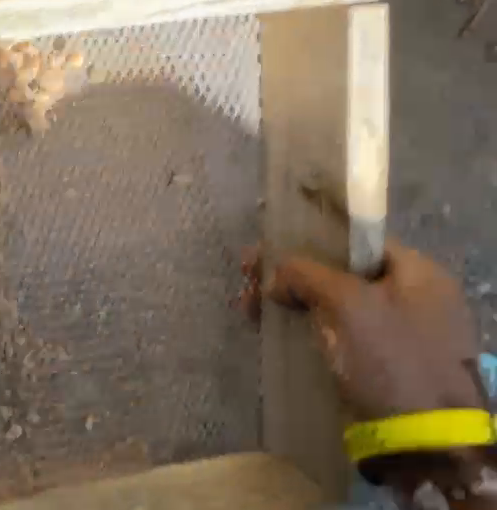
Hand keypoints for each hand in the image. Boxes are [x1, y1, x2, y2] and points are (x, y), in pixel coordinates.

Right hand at [266, 240, 483, 421]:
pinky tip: (264, 320)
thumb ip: (302, 271)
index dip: (307, 236)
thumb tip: (274, 276)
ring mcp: (397, 325)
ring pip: (326, 294)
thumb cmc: (392, 356)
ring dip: (284, 294)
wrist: (422, 433)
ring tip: (248, 303)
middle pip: (335, 266)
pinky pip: (329, 321)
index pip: (355, 237)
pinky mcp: (378, 351)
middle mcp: (413, 294)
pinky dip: (297, 317)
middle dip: (287, 270)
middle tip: (248, 274)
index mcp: (420, 275)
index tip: (266, 244)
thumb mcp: (345, 301)